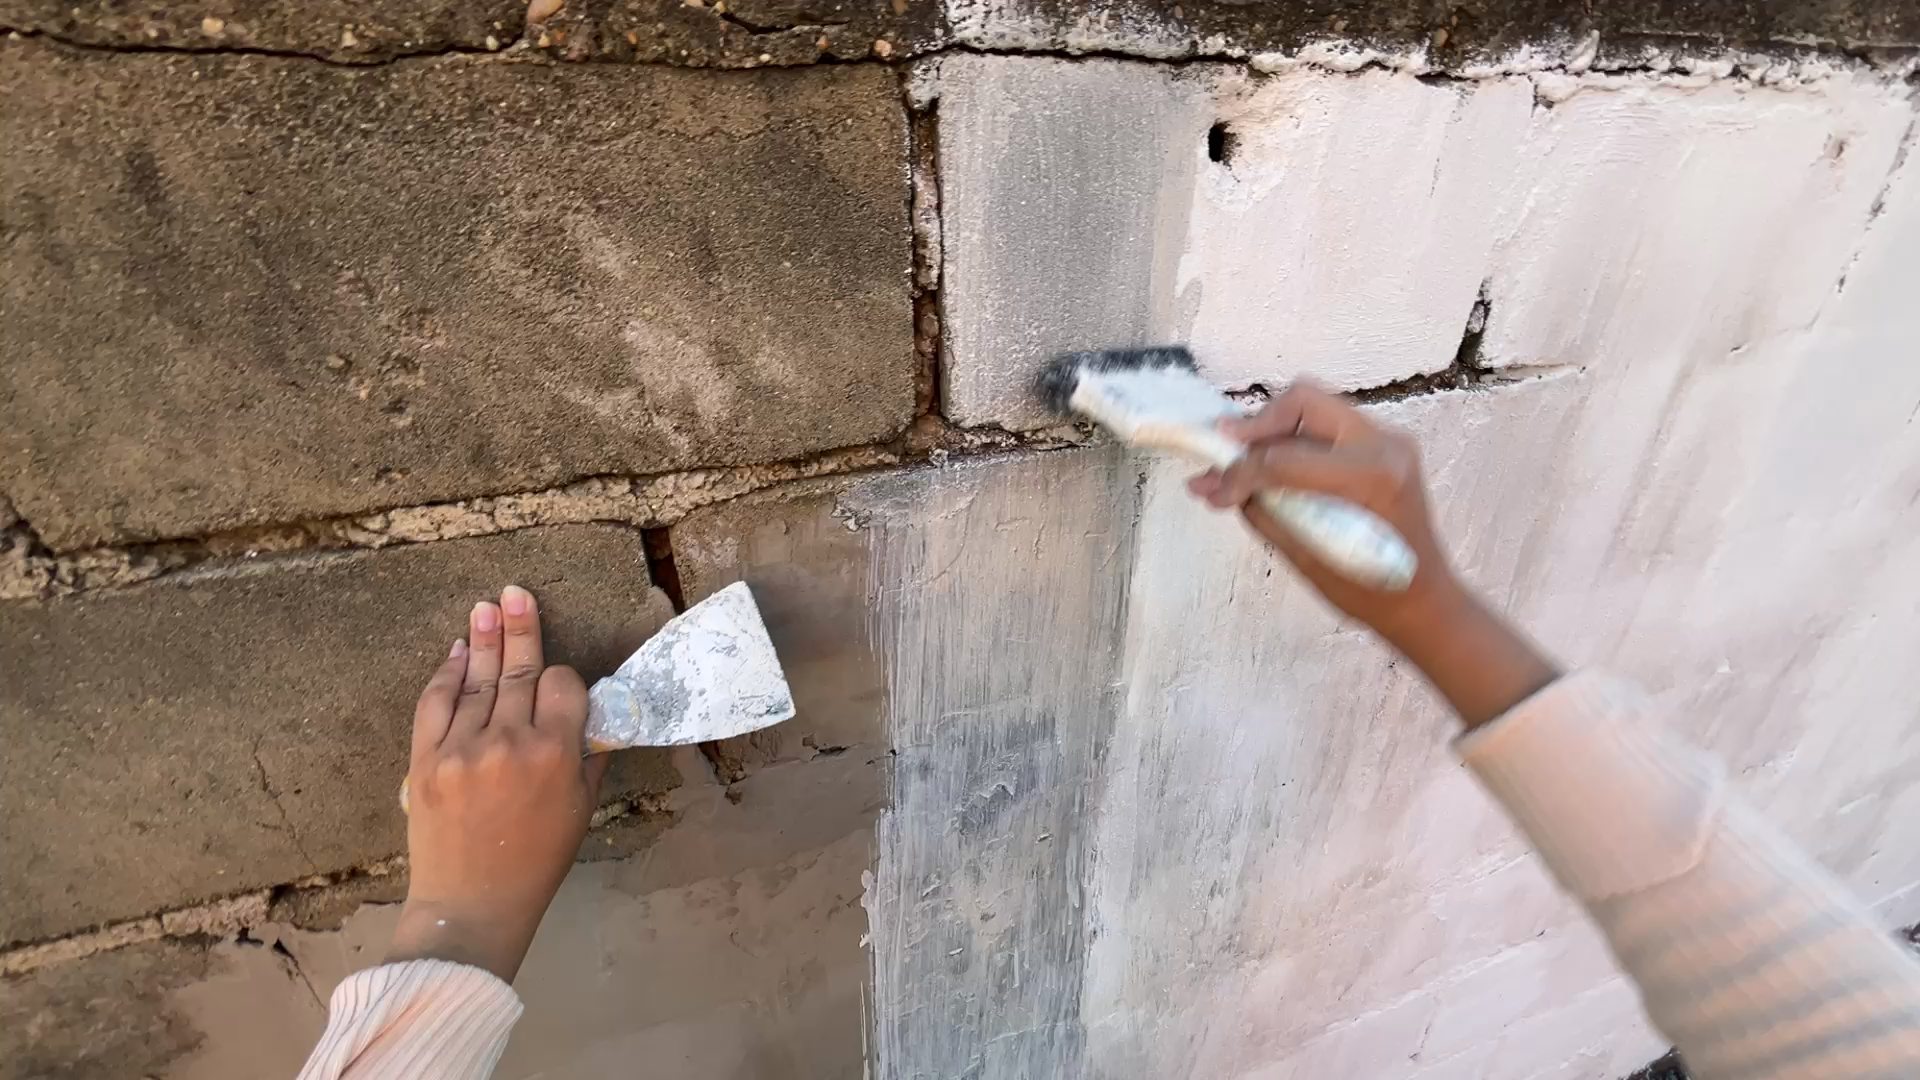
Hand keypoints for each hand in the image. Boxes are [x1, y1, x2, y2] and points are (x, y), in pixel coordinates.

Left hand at [386, 586, 608, 981]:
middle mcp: (511, 741)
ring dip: (485, 640)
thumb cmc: (541, 854)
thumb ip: (588, 752)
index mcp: (557, 752)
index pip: (564, 686)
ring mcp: (463, 748)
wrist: (472, 903)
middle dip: (523, 627)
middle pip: (521, 671)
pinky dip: (447, 675)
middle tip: (517, 591)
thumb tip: (589, 713)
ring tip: (488, 604)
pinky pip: (436, 705)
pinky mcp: (424, 761)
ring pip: (479, 681)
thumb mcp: (583, 803)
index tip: (564, 689)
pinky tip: (458, 651)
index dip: (566, 679)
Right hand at [1188, 382, 1559, 728]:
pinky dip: (1289, 442)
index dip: (1237, 470)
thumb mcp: (1302, 554)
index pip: (1282, 456)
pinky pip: (1324, 428)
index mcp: (1369, 476)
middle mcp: (1383, 444)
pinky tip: (1267, 468)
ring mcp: (1387, 440)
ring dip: (1269, 432)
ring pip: (1311, 407)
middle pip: (1301, 401)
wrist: (1422, 601)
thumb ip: (1259, 507)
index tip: (1209, 487)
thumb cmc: (1369, 590)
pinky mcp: (1381, 446)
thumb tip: (1216, 484)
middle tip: (1221, 451)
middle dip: (1253, 426)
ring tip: (1237, 464)